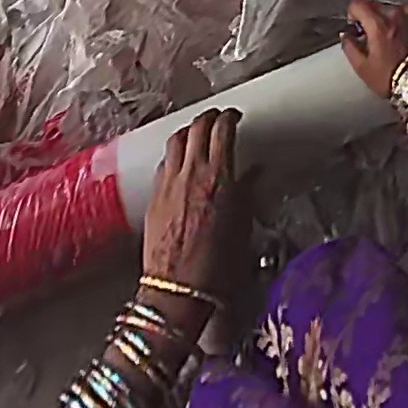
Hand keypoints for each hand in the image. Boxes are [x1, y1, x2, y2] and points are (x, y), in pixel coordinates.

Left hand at [142, 109, 243, 301]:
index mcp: (218, 176)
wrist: (180, 291)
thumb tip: (253, 172)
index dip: (229, 116)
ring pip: (176, 140)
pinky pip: (164, 163)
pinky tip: (180, 162)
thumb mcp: (243, 222)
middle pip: (197, 127)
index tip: (234, 115)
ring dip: (189, 130)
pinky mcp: (154, 197)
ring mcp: (169, 183)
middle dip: (209, 116)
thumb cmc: (217, 264)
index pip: (222, 129)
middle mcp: (191, 173)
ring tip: (197, 132)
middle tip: (217, 117)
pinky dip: (174, 154)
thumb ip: (247, 190)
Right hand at [341, 0, 407, 99]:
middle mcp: (393, 14)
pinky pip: (404, 10)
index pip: (357, 4)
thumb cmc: (391, 77)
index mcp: (377, 24)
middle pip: (373, 3)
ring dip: (382, 16)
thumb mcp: (363, 67)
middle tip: (368, 35)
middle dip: (366, 16)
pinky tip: (397, 31)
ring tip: (384, 35)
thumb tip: (346, 35)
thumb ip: (349, 47)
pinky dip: (397, 17)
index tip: (355, 27)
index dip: (352, 15)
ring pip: (388, 6)